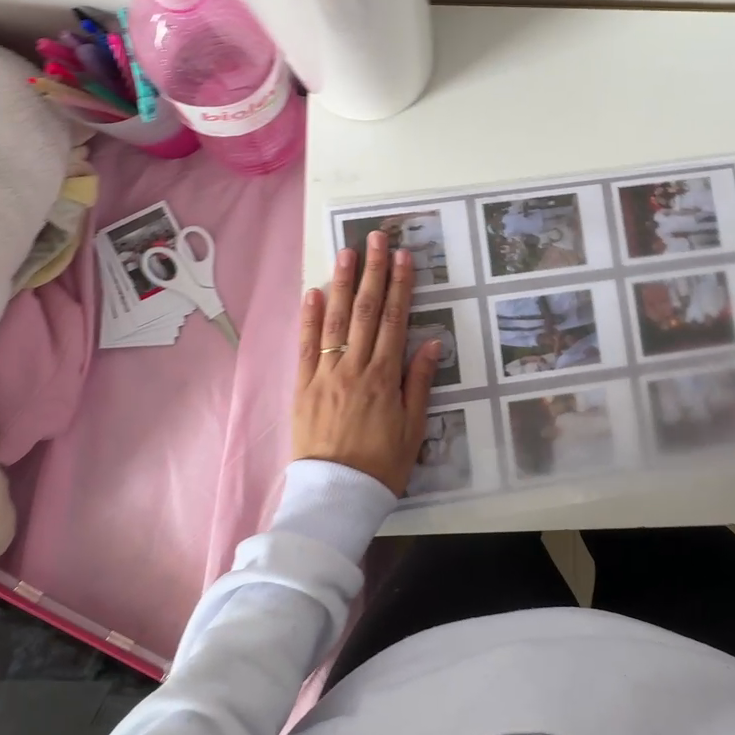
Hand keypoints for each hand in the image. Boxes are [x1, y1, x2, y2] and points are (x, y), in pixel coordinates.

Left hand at [294, 231, 441, 494]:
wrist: (337, 496)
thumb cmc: (383, 465)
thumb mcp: (414, 428)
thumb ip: (419, 382)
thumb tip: (431, 342)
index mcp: (384, 376)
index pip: (393, 320)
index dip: (399, 286)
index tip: (402, 256)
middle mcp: (355, 367)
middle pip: (364, 311)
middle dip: (372, 272)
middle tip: (375, 238)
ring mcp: (325, 375)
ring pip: (334, 321)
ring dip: (341, 284)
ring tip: (346, 252)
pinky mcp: (303, 387)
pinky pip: (305, 346)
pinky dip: (309, 317)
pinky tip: (313, 292)